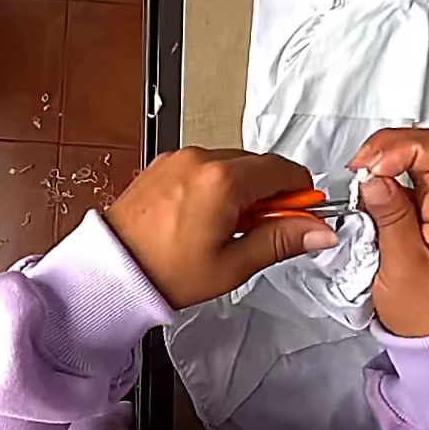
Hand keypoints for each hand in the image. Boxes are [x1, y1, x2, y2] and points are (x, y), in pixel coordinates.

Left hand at [105, 147, 338, 308]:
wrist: (109, 271)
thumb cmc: (163, 271)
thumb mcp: (234, 264)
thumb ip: (282, 240)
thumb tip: (319, 231)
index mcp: (223, 180)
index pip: (285, 171)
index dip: (300, 195)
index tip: (301, 216)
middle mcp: (201, 159)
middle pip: (260, 165)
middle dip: (271, 194)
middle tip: (261, 230)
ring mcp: (180, 158)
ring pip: (235, 164)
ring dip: (244, 189)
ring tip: (229, 227)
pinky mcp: (166, 163)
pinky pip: (207, 165)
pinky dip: (218, 184)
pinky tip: (208, 216)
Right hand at [348, 128, 428, 337]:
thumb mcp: (404, 268)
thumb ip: (391, 218)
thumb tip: (374, 179)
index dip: (404, 148)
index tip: (371, 166)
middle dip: (391, 148)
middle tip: (359, 167)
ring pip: (420, 158)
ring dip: (386, 160)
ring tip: (360, 179)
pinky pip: (409, 178)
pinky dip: (385, 178)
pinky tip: (368, 192)